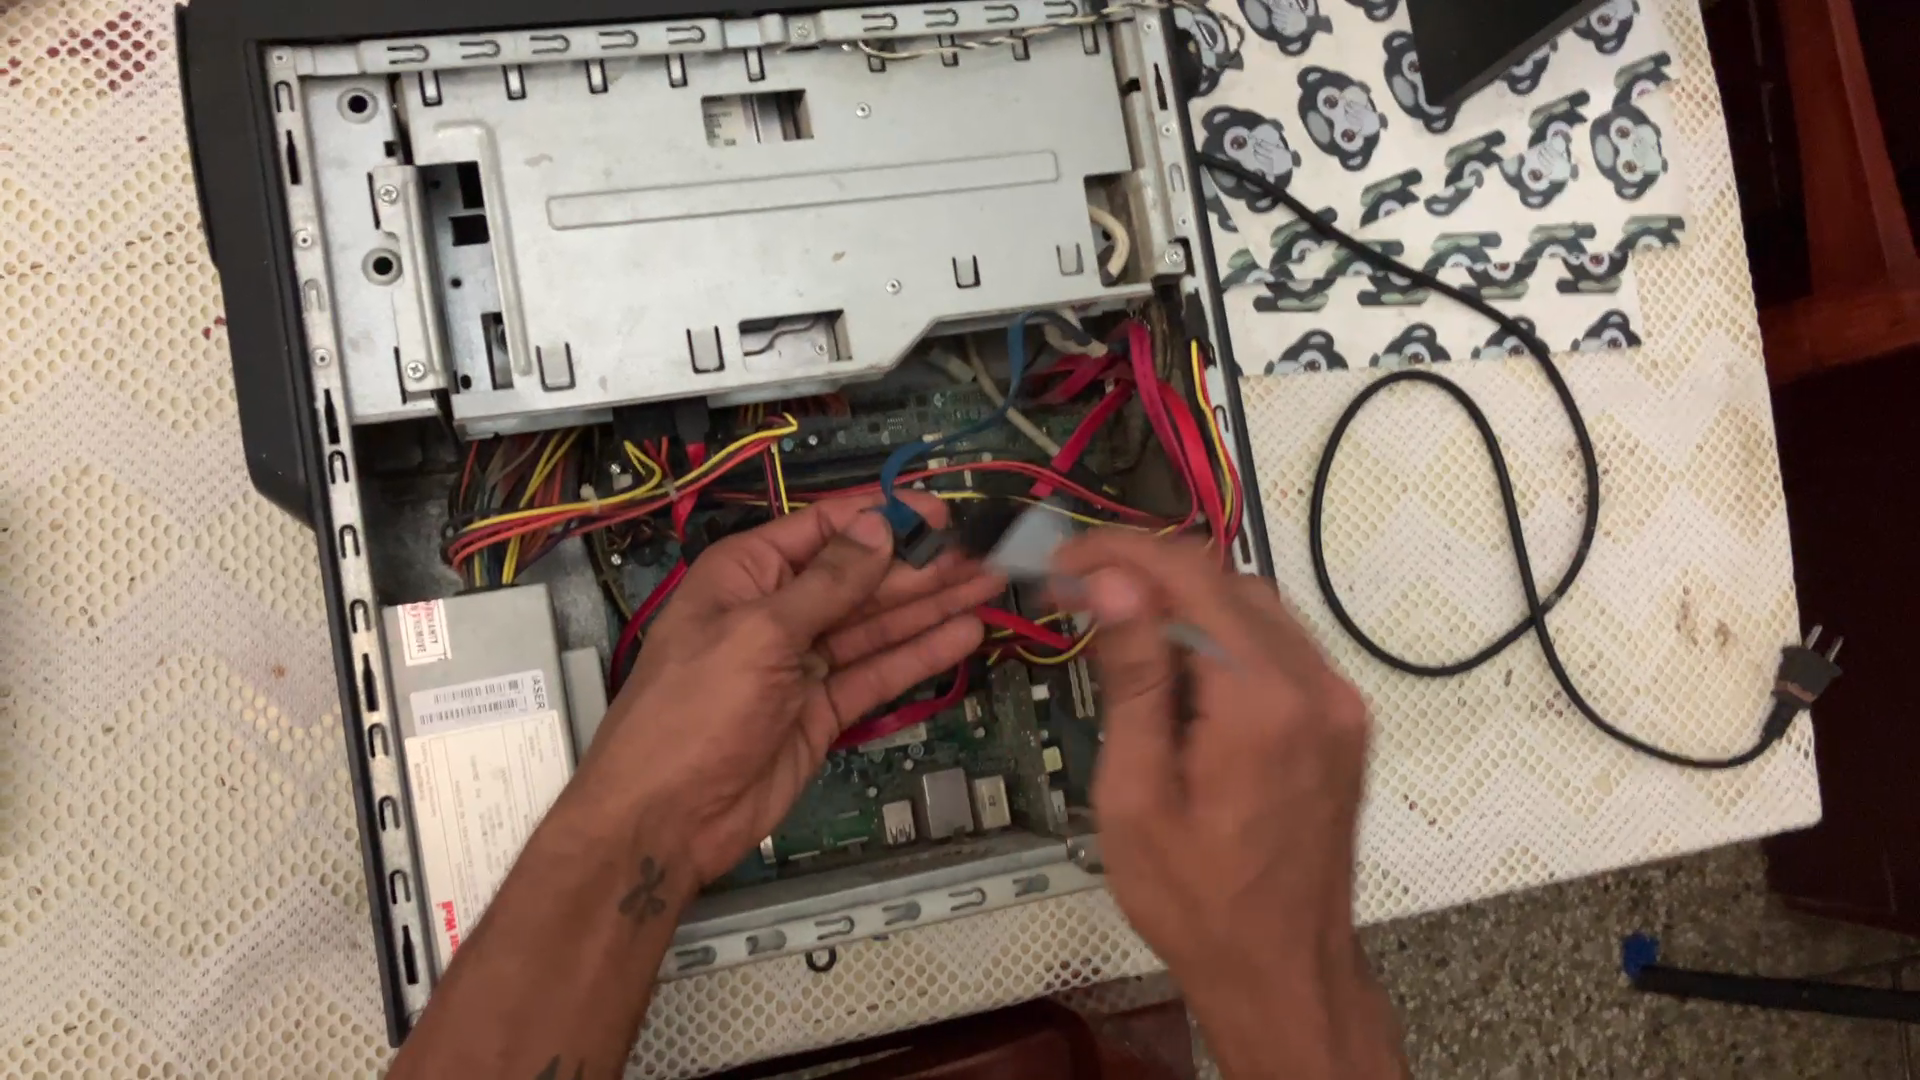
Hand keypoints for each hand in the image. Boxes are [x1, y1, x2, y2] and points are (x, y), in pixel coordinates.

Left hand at [568, 495, 1006, 884]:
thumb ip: (828, 582)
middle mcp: (780, 610)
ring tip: (985, 586)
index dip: (884, 517)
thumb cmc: (695, 710)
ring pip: (877, 624)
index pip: (827, 528)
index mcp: (749, 573)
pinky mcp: (824, 706)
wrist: (666, 820)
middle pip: (861, 577)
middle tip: (978, 557)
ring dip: (931, 606)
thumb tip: (878, 526)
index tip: (938, 516)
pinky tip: (960, 636)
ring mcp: (804, 661)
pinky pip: (877, 672)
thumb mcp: (761, 633)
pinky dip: (918, 655)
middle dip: (919, 567)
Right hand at [1056, 532, 1404, 1079]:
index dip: (1118, 552)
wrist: (1285, 973)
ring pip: (1251, 601)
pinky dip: (1217, 628)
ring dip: (1179, 595)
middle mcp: (1316, 683)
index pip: (1188, 575)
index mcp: (1262, 701)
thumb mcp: (1135, 792)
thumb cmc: (1192, 897)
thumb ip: (1131, 678)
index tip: (1062, 561)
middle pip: (1223, 577)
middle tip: (1076, 592)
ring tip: (1115, 622)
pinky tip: (1175, 660)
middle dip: (1142, 570)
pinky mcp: (1340, 716)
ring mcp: (1337, 698)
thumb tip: (1112, 583)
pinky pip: (1274, 640)